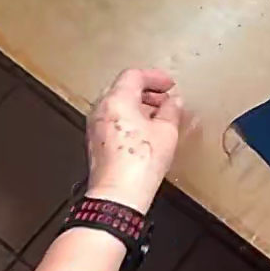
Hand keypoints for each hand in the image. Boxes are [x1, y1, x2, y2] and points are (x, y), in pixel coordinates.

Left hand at [84, 68, 183, 213]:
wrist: (118, 195)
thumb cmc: (138, 165)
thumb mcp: (166, 132)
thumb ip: (172, 111)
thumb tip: (174, 102)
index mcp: (117, 100)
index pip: (134, 75)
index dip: (154, 77)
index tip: (168, 84)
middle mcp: (101, 110)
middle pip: (123, 88)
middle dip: (146, 91)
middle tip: (164, 99)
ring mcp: (95, 127)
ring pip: (117, 105)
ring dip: (138, 106)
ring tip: (158, 117)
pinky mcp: (96, 143)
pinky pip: (112, 122)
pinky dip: (128, 120)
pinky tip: (144, 133)